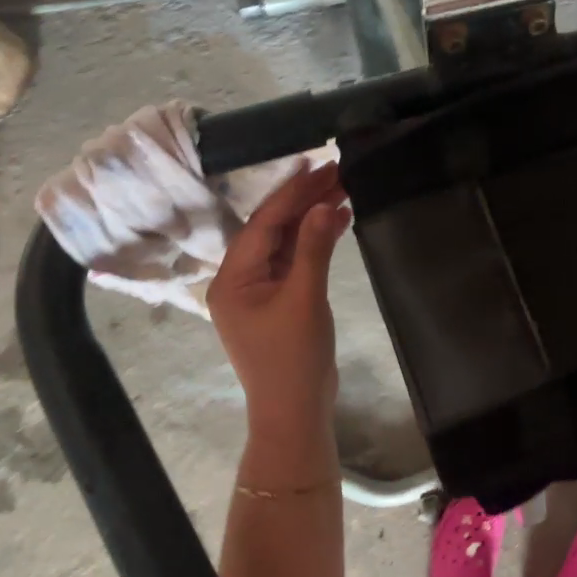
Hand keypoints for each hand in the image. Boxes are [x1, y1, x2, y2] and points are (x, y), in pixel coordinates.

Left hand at [206, 160, 353, 435]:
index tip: (318, 164)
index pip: (263, 223)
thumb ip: (313, 248)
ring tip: (344, 189)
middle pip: (272, 228)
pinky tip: (338, 221)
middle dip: (303, 200)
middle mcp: (239, 279)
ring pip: (285, 242)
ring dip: (312, 217)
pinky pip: (294, 260)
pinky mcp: (278, 300)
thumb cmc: (293, 358)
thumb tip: (325, 204)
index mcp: (232, 278)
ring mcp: (258, 291)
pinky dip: (315, 241)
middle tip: (337, 170)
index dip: (291, 192)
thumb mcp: (304, 298)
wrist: (296, 411)